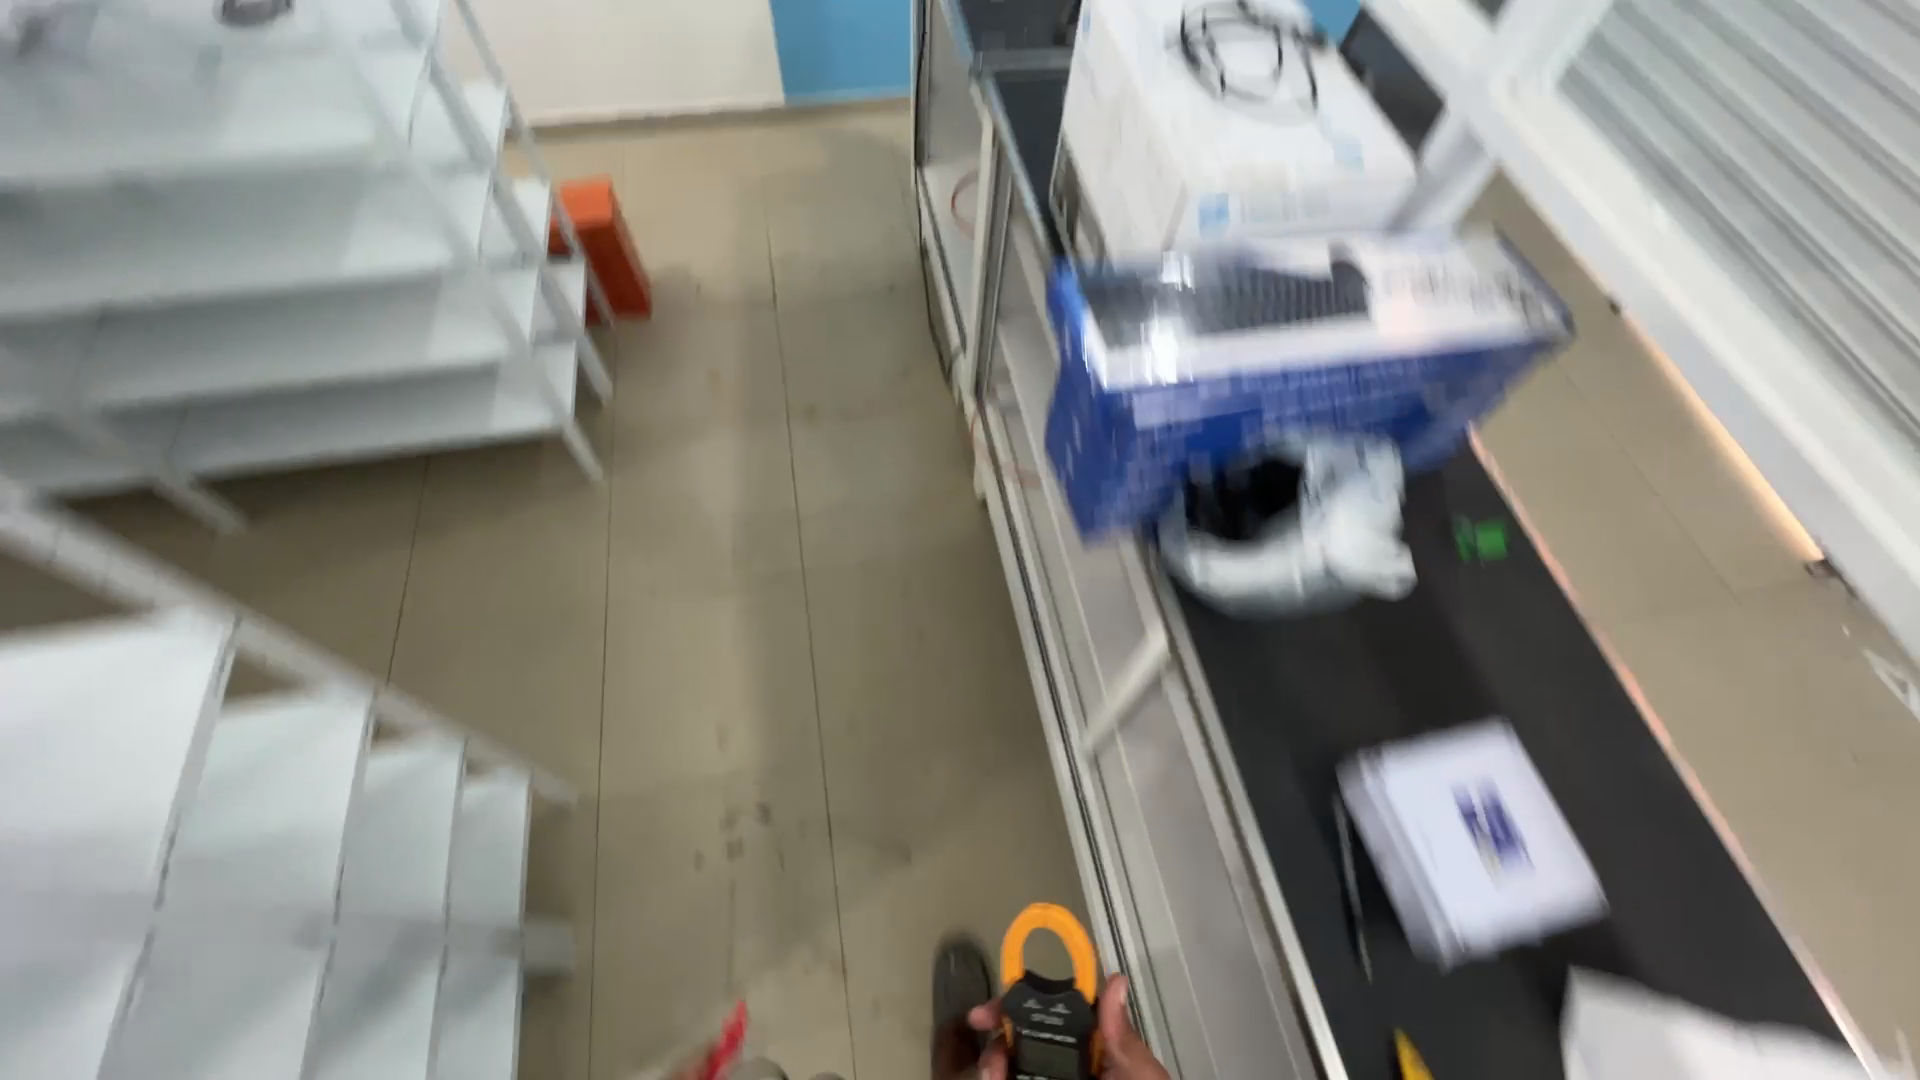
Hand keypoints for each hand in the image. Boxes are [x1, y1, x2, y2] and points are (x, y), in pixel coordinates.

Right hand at [968, 974, 1172, 1079]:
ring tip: (994, 1076)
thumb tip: (1116, 980)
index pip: (1052, 1010)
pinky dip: (999, 1079)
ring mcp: (1048, 1078)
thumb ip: (1124, 1038)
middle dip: (998, 1038)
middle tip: (988, 1053)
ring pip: (1009, 1064)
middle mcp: (1067, 1060)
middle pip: (1021, 1036)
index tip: (989, 1010)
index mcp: (1092, 1043)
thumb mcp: (1141, 1076)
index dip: (1020, 1000)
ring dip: (994, 1064)